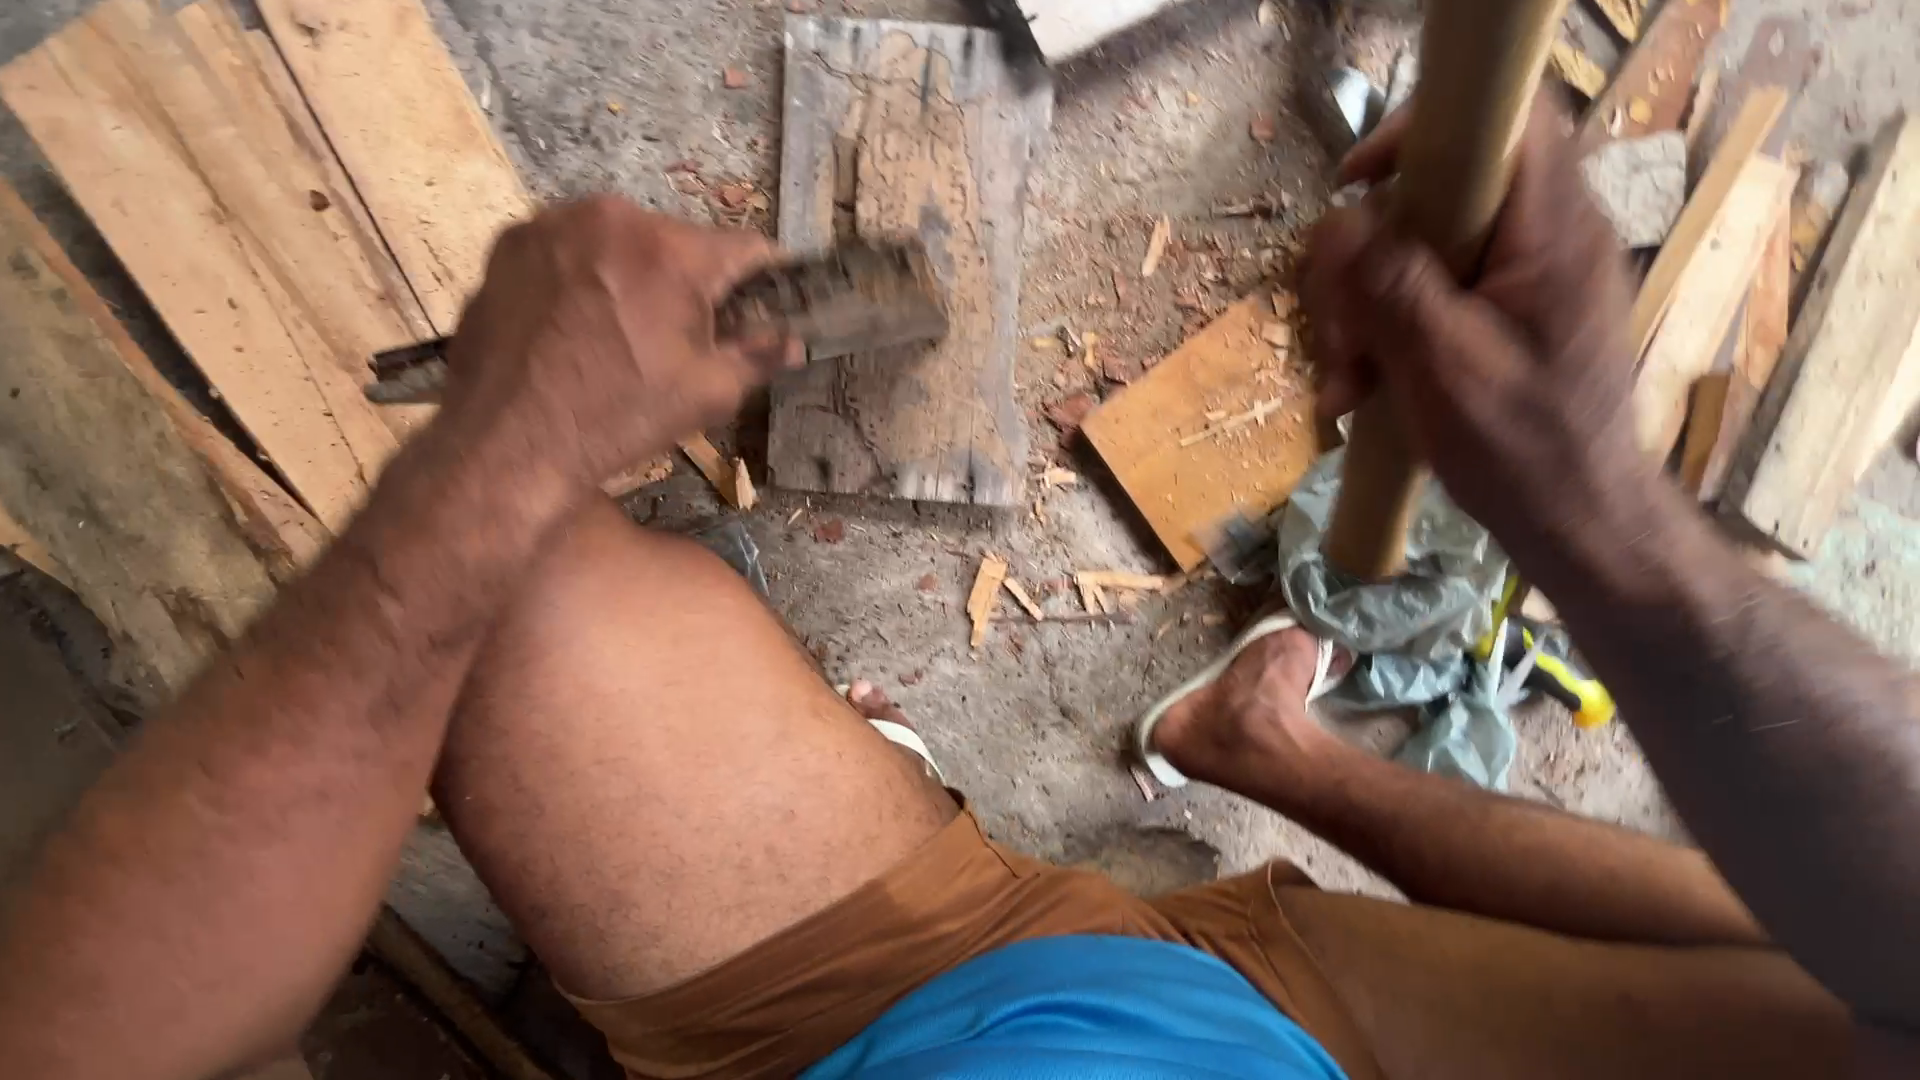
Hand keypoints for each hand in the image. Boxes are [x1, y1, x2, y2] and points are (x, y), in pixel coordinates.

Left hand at [437, 198, 791, 493]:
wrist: (506, 440)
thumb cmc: (620, 418)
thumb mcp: (708, 394)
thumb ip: (758, 357)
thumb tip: (794, 343)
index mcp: (672, 251)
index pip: (747, 247)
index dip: (765, 279)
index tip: (764, 306)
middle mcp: (613, 217)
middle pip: (681, 243)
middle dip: (693, 283)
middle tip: (683, 337)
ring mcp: (553, 223)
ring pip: (624, 243)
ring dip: (638, 276)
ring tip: (624, 334)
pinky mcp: (509, 242)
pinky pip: (573, 250)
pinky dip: (588, 277)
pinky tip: (579, 326)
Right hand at [1303, 96, 1655, 555]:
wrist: (1573, 519)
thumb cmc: (1520, 446)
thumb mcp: (1444, 366)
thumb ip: (1393, 286)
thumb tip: (1336, 220)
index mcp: (1551, 234)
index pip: (1503, 124)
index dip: (1422, 132)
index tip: (1353, 182)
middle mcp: (1541, 242)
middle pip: (1435, 202)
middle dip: (1366, 263)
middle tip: (1339, 328)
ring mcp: (1519, 283)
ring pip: (1415, 258)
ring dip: (1362, 315)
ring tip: (1345, 382)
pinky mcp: (1498, 319)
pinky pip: (1424, 302)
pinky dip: (1382, 340)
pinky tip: (1358, 392)